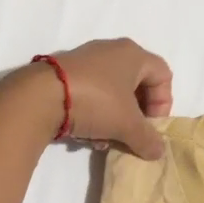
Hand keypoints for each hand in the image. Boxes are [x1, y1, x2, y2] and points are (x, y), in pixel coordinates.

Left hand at [5, 38, 173, 158]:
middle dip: (136, 116)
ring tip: (105, 140)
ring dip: (114, 119)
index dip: (163, 103)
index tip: (151, 126)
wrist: (39, 96)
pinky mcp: (64, 74)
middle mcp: (110, 51)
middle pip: (136, 85)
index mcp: (132, 54)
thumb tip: (158, 151)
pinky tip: (86, 134)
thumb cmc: (95, 101)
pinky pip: (90, 94)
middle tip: (130, 136)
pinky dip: (94, 114)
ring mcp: (85, 61)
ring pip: (111, 93)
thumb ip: (147, 139)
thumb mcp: (126, 125)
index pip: (162, 75)